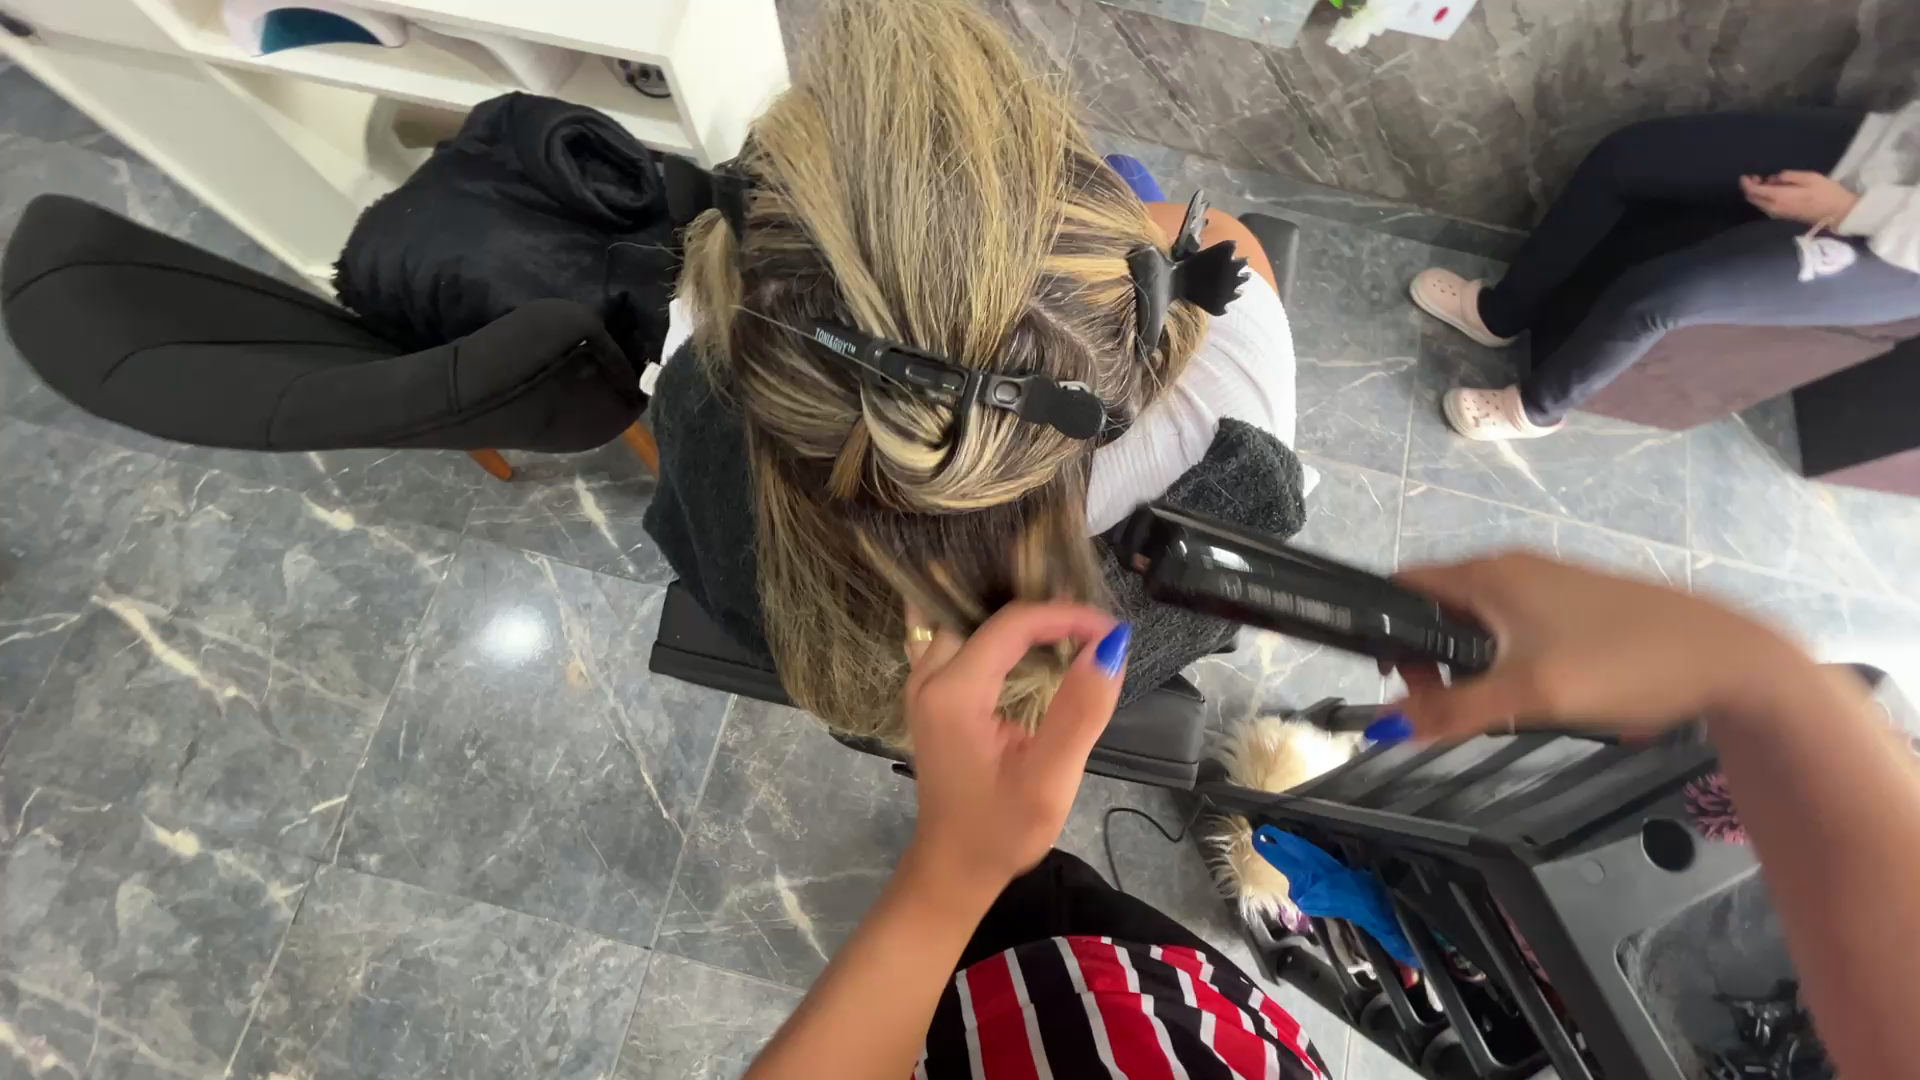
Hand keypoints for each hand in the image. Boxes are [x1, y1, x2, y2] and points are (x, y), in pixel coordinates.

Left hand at [898, 602, 1128, 902]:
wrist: (953, 865)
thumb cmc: (1001, 830)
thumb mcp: (1049, 779)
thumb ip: (1079, 711)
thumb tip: (1110, 648)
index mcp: (954, 692)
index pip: (1011, 624)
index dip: (1065, 617)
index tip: (1110, 632)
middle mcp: (929, 676)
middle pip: (987, 615)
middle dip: (1043, 613)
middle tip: (1091, 628)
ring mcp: (923, 681)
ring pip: (972, 622)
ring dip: (1020, 621)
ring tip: (1068, 629)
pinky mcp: (931, 691)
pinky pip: (963, 640)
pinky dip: (1000, 635)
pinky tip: (1029, 643)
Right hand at [1387, 553, 1817, 740]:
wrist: (1736, 662)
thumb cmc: (1622, 666)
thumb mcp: (1529, 696)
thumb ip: (1451, 712)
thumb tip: (1384, 726)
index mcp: (1485, 574)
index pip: (1402, 585)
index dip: (1385, 628)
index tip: (1399, 675)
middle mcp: (1508, 564)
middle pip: (1435, 603)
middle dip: (1427, 651)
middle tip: (1447, 698)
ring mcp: (1544, 577)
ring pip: (1474, 612)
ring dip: (1464, 653)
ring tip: (1490, 696)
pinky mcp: (1574, 595)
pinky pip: (1510, 617)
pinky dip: (1500, 647)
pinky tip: (1530, 681)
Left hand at [1741, 171, 1858, 225]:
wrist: (1834, 211)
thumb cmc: (1825, 192)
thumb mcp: (1810, 177)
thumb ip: (1789, 176)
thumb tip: (1775, 177)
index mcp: (1777, 197)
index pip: (1753, 191)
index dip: (1746, 183)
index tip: (1744, 176)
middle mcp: (1771, 207)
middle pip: (1752, 198)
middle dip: (1751, 187)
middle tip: (1757, 177)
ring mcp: (1774, 213)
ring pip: (1757, 202)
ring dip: (1758, 192)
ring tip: (1767, 181)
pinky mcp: (1779, 215)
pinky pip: (1765, 205)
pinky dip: (1764, 197)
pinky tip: (1774, 189)